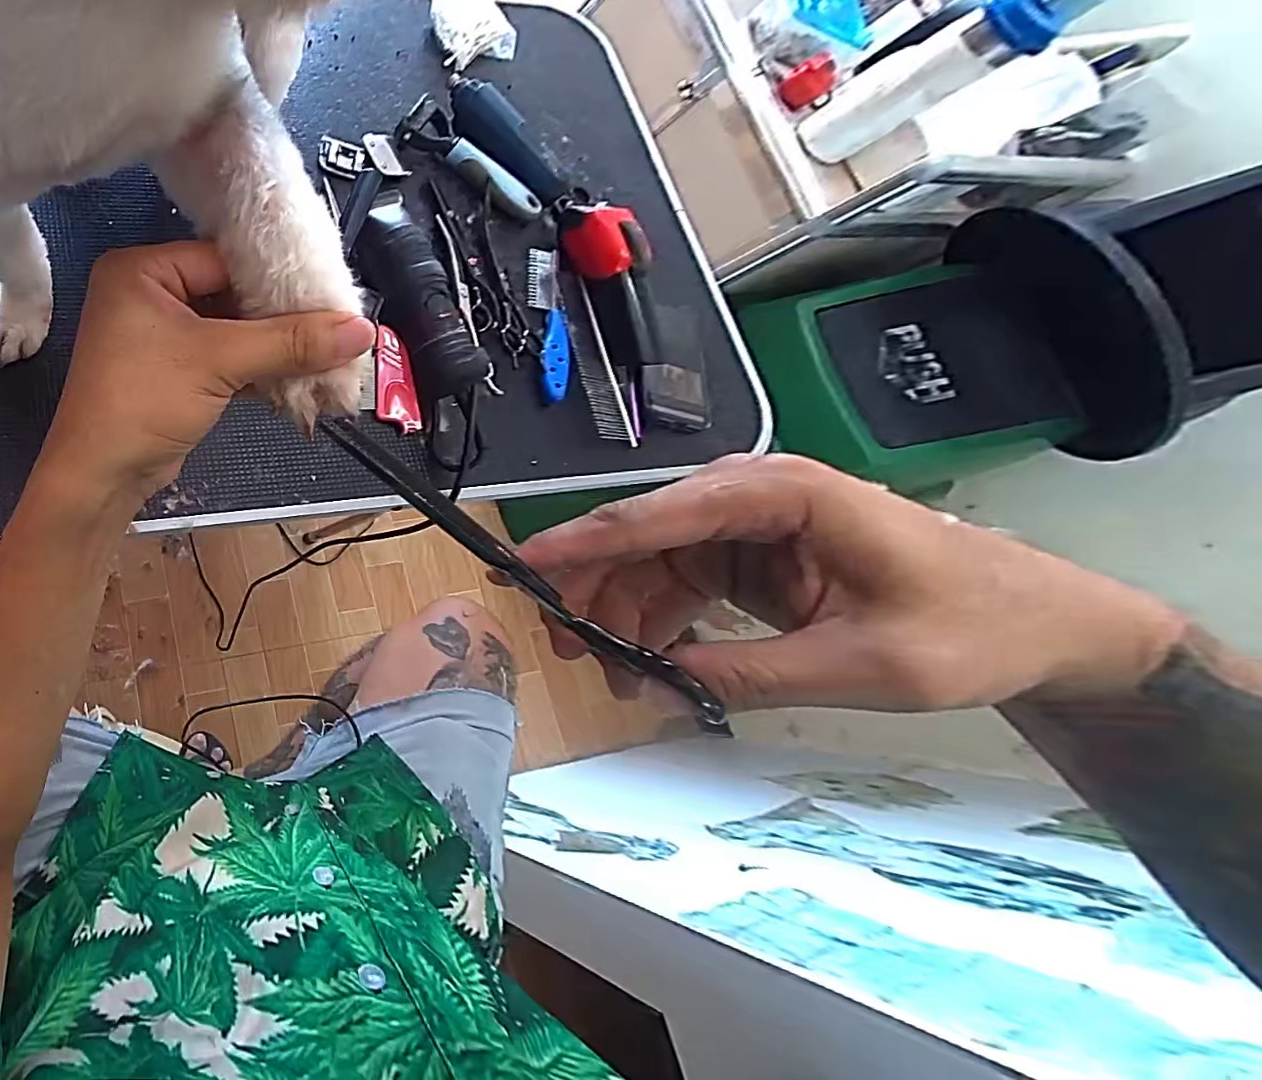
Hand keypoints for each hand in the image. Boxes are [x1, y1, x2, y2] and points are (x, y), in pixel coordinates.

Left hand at [38, 241, 373, 498]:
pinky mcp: (175, 373)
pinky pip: (225, 359)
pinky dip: (257, 370)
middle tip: (333, 326)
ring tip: (325, 355)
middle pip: (233, 295)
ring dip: (274, 349)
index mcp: (143, 269)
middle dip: (281, 318)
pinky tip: (296, 379)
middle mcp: (149, 295)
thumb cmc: (143, 403)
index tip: (328, 293)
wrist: (102, 477)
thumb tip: (359, 330)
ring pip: (233, 331)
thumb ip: (290, 341)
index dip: (278, 277)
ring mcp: (161, 337)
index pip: (226, 258)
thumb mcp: (219, 361)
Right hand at [513, 454, 1186, 712]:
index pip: (656, 515)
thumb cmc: (972, 626)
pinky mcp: (738, 558)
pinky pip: (670, 587)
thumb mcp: (867, 665)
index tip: (519, 566)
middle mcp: (746, 497)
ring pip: (643, 566)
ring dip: (617, 617)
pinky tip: (645, 665)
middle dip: (590, 590)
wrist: (1039, 623)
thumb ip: (753, 673)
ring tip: (607, 674)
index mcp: (778, 495)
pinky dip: (649, 626)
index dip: (580, 543)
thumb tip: (655, 687)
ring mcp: (738, 528)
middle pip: (637, 539)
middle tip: (561, 645)